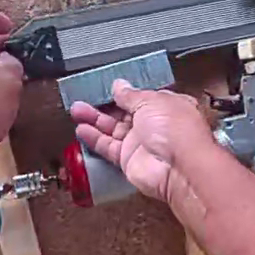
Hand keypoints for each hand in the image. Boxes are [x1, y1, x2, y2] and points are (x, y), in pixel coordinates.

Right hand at [70, 81, 220, 208]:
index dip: (123, 93)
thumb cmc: (177, 131)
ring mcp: (141, 144)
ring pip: (112, 130)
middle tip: (85, 99)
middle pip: (123, 113)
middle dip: (103, 106)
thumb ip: (131, 95)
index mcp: (166, 106)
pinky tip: (82, 130)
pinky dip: (94, 139)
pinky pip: (108, 147)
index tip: (105, 88)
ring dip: (94, 120)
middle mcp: (154, 125)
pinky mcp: (129, 160)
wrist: (178, 168)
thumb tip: (120, 86)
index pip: (141, 97)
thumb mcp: (151, 101)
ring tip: (77, 111)